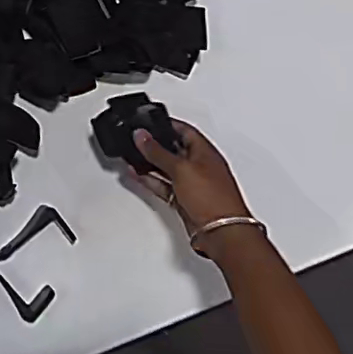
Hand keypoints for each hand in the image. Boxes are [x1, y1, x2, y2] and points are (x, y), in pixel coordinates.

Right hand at [130, 121, 257, 255]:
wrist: (221, 233)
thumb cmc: (215, 200)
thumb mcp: (181, 169)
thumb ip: (158, 152)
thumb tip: (142, 136)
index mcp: (206, 154)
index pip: (185, 131)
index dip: (167, 123)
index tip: (150, 120)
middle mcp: (200, 167)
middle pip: (174, 149)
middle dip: (154, 144)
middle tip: (136, 139)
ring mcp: (193, 184)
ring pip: (166, 168)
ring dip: (149, 163)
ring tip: (132, 156)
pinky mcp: (185, 200)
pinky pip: (163, 185)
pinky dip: (150, 180)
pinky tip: (138, 175)